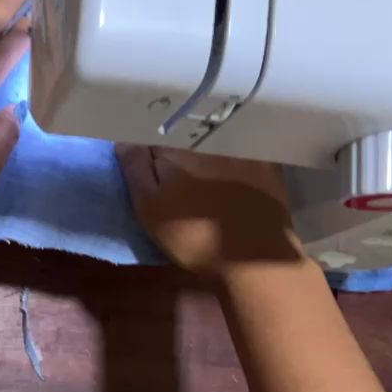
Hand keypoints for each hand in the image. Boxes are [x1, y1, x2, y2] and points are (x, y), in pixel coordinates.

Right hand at [118, 143, 303, 277]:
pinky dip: (233, 156)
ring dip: (204, 149)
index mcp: (177, 148)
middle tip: (171, 171)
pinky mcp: (266, 164)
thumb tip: (124, 140)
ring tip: (200, 174)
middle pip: (184, 134)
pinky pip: (243, 149)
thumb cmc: (191, 234)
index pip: (153, 135)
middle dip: (175, 145)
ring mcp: (242, 149)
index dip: (146, 148)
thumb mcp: (150, 207)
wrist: (252, 257)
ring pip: (213, 140)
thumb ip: (135, 169)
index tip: (143, 163)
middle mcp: (210, 140)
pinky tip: (231, 174)